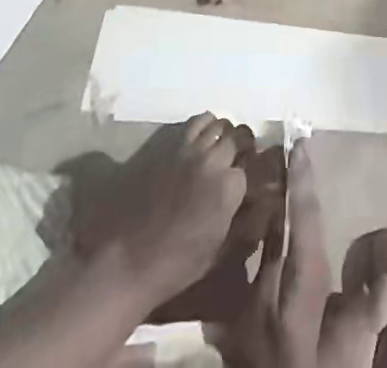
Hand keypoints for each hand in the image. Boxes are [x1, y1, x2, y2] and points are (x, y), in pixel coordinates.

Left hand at [76, 114, 251, 309]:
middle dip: (242, 149)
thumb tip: (262, 203)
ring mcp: (187, 148)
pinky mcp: (165, 144)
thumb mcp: (219, 251)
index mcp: (228, 187)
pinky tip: (198, 142)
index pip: (252, 168)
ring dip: (223, 134)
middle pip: (238, 138)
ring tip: (218, 148)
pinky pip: (192, 123)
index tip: (245, 185)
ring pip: (217, 124)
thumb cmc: (175, 265)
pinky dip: (202, 126)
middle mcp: (212, 160)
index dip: (249, 177)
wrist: (124, 259)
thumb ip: (244, 222)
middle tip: (238, 161)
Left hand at [223, 143, 386, 367]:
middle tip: (282, 151)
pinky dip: (257, 237)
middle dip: (279, 184)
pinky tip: (259, 228)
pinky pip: (250, 260)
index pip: (300, 221)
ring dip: (267, 207)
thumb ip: (367, 317)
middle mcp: (269, 281)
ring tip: (272, 177)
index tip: (298, 147)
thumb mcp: (349, 358)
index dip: (301, 184)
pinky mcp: (239, 311)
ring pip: (259, 238)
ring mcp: (250, 295)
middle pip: (273, 221)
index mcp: (299, 284)